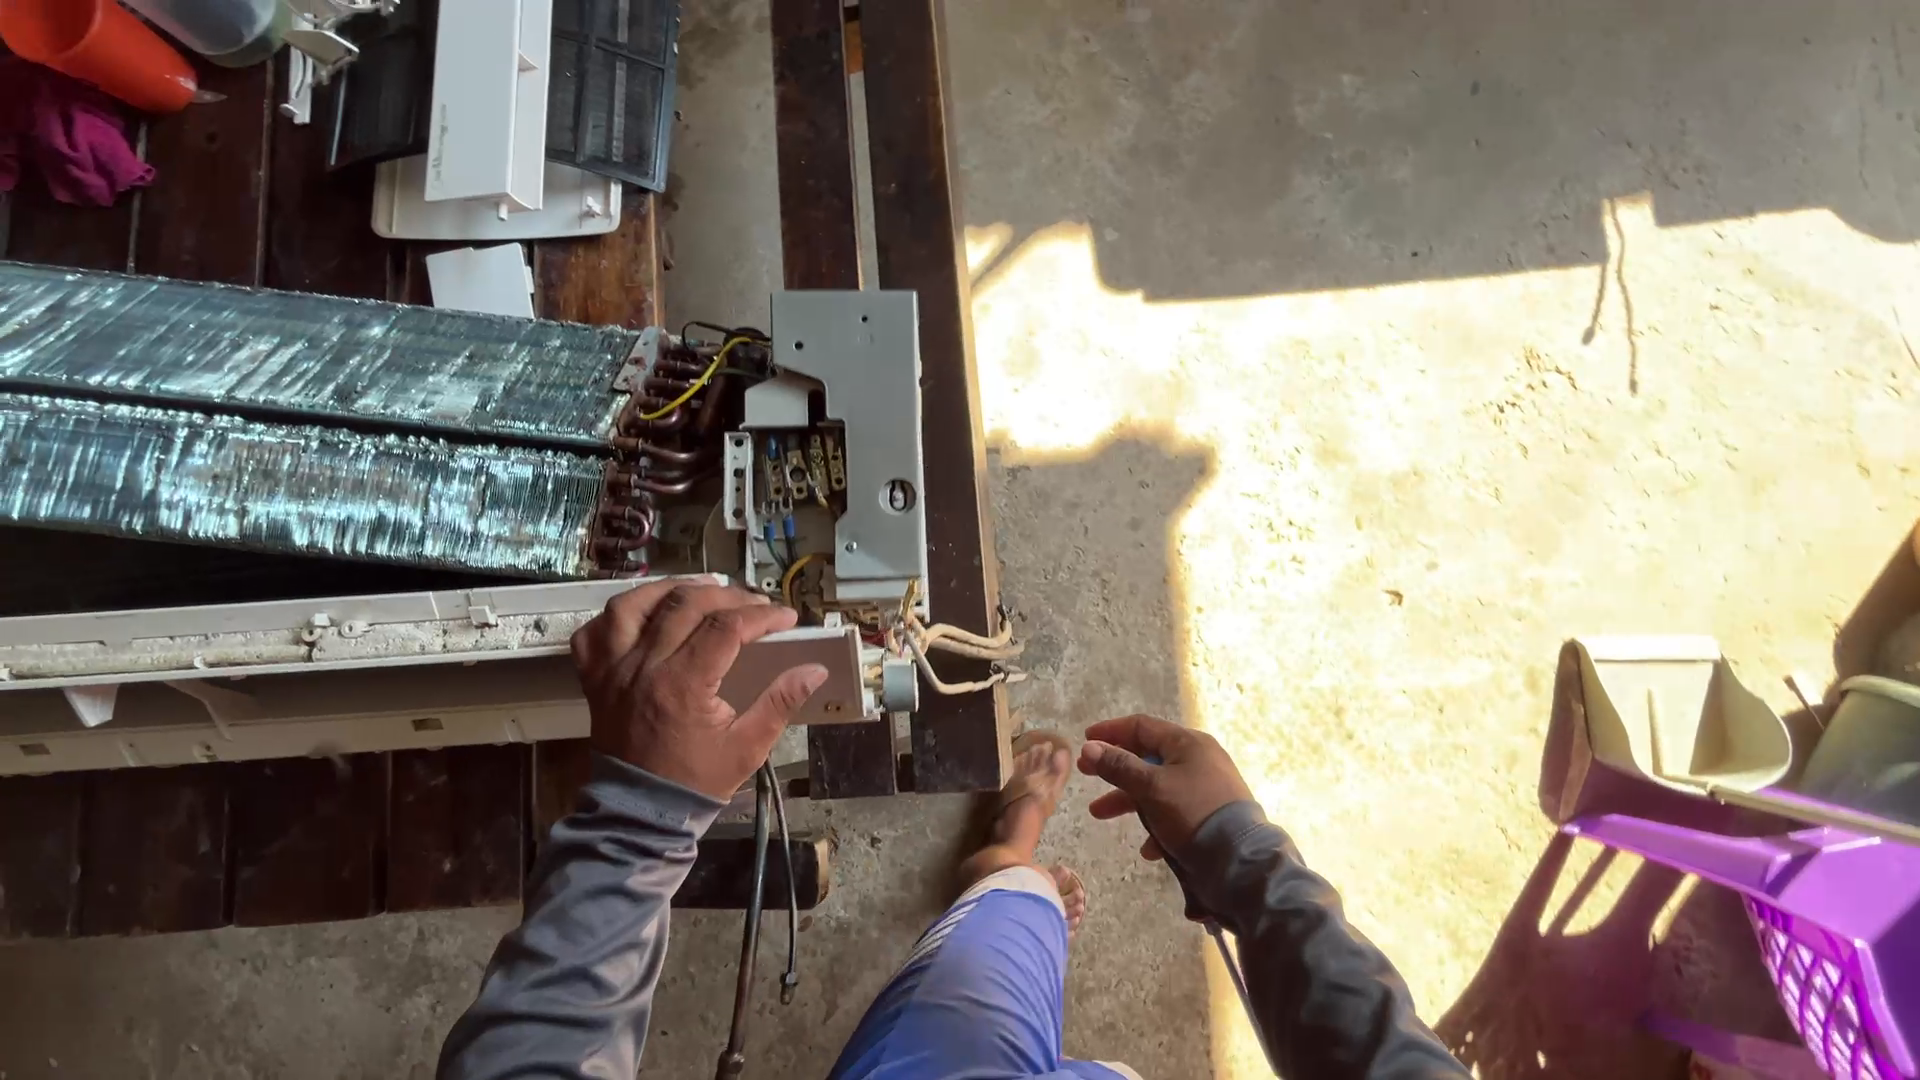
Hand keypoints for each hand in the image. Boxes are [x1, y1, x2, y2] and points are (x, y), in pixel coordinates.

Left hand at [571, 579, 828, 798]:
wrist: (639, 812)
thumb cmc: (697, 779)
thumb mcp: (749, 746)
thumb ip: (781, 702)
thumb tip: (815, 669)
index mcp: (683, 684)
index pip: (727, 626)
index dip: (762, 615)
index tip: (786, 618)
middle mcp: (643, 667)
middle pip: (686, 604)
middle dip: (729, 596)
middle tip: (755, 605)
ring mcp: (612, 669)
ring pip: (634, 604)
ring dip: (672, 588)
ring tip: (704, 590)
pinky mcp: (594, 677)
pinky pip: (595, 630)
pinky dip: (620, 613)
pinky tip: (647, 613)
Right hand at [1078, 714, 1254, 859]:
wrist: (1241, 861)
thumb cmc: (1192, 812)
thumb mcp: (1151, 787)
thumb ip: (1119, 766)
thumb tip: (1089, 747)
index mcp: (1187, 743)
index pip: (1142, 726)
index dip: (1111, 731)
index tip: (1085, 740)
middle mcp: (1199, 759)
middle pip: (1147, 757)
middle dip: (1114, 769)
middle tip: (1085, 774)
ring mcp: (1206, 787)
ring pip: (1157, 787)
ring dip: (1129, 800)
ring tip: (1099, 814)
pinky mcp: (1210, 815)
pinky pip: (1175, 812)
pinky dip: (1156, 825)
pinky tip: (1148, 849)